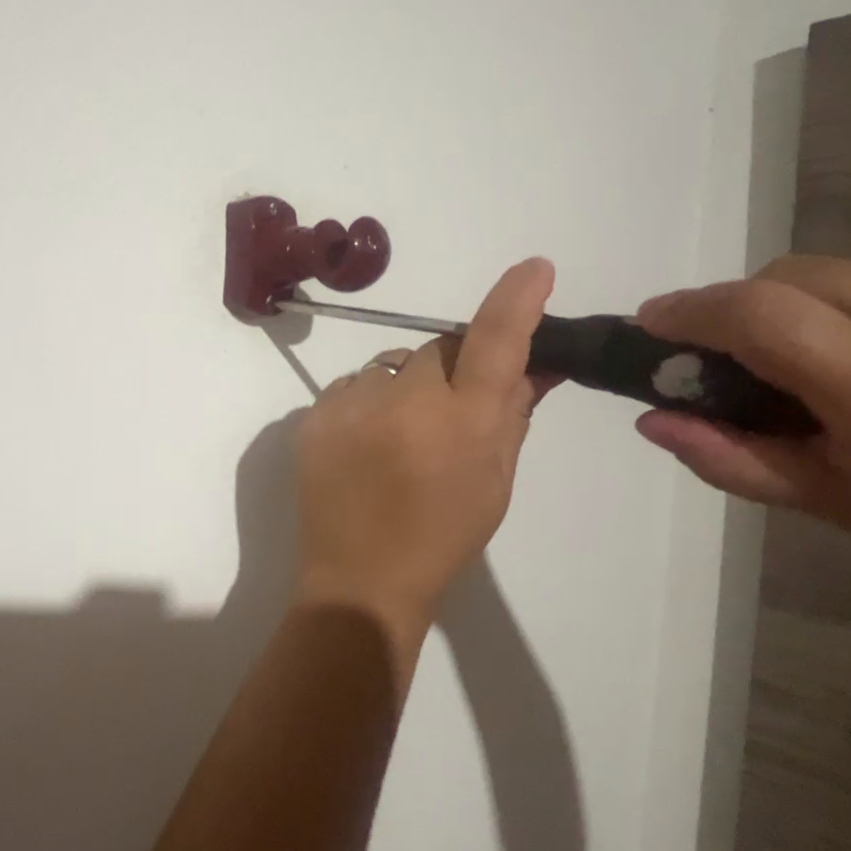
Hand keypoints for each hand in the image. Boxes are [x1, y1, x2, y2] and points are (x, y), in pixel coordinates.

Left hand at [294, 258, 557, 639]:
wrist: (360, 580)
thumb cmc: (442, 537)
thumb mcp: (495, 480)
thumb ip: (512, 413)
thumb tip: (535, 365)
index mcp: (463, 421)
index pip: (495, 339)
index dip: (517, 298)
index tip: (534, 270)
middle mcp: (406, 400)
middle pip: (438, 350)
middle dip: (453, 369)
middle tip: (452, 411)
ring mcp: (353, 406)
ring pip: (392, 368)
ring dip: (406, 388)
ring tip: (401, 440)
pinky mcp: (315, 417)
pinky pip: (354, 387)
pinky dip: (369, 404)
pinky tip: (369, 446)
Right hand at [634, 255, 850, 614]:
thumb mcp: (834, 504)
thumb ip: (732, 458)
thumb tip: (653, 422)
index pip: (752, 311)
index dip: (687, 310)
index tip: (645, 326)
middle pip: (786, 275)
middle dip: (731, 304)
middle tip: (710, 358)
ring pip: (833, 277)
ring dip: (785, 307)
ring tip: (790, 374)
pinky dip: (841, 315)